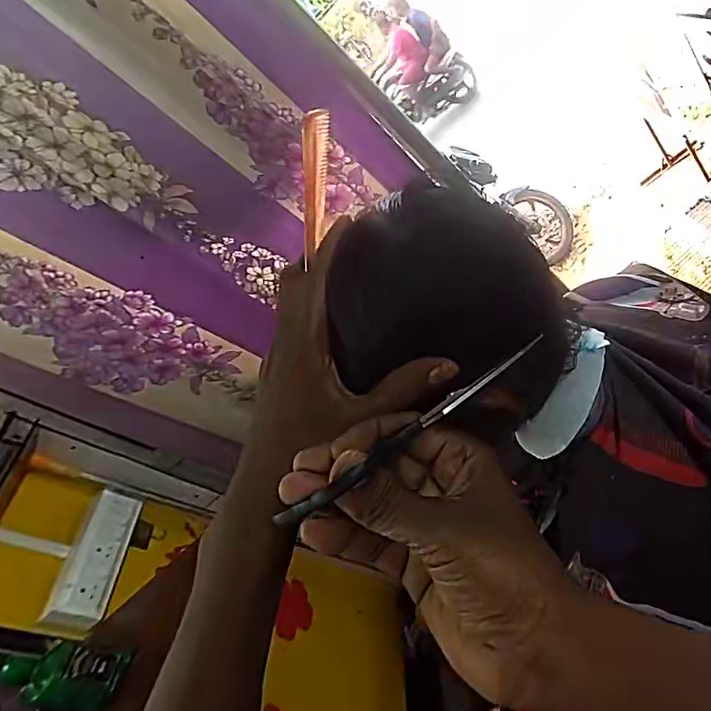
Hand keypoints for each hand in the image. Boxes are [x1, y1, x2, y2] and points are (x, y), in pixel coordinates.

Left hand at [248, 217, 457, 469]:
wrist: (263, 488)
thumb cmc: (310, 450)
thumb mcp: (363, 419)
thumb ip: (405, 389)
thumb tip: (447, 363)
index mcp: (303, 347)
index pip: (312, 284)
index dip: (329, 250)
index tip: (348, 222)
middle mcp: (284, 344)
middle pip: (291, 284)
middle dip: (316, 256)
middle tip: (347, 240)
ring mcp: (276, 357)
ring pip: (287, 302)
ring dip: (309, 278)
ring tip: (341, 266)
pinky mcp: (278, 369)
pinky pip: (290, 320)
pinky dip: (307, 301)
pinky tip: (331, 315)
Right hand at [278, 415, 576, 708]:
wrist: (531, 646)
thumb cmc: (503, 570)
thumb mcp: (445, 530)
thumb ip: (388, 503)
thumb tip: (338, 468)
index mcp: (462, 462)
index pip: (409, 435)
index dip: (370, 437)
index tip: (332, 450)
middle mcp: (442, 488)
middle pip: (386, 469)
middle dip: (345, 470)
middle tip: (299, 469)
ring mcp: (427, 529)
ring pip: (375, 508)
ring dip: (337, 504)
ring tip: (292, 496)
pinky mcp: (414, 567)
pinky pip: (375, 545)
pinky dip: (346, 539)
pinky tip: (314, 532)